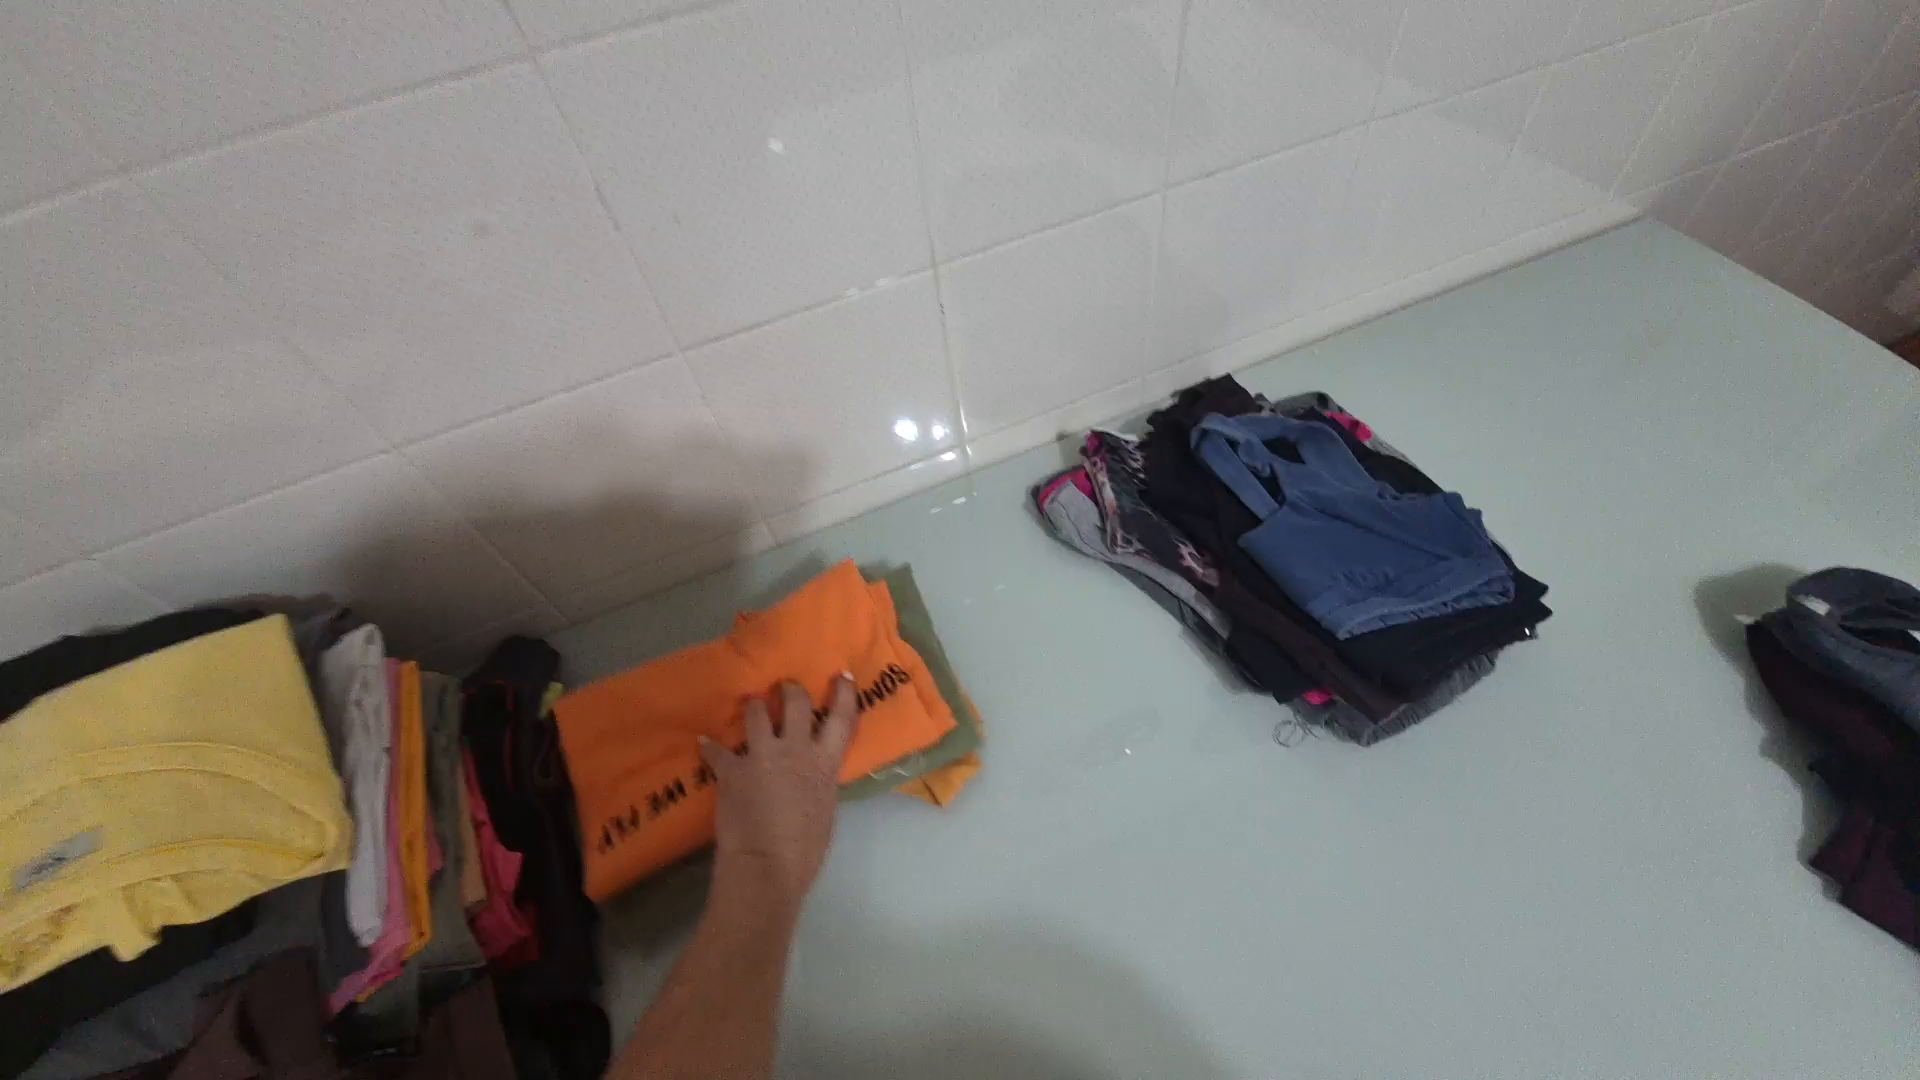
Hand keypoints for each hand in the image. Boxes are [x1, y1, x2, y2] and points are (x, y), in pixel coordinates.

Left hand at [699, 674, 857, 917]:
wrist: (767, 868)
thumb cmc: (805, 849)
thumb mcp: (824, 807)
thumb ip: (819, 780)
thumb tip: (813, 771)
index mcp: (825, 763)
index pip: (842, 717)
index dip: (844, 693)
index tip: (842, 675)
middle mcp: (796, 749)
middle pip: (796, 702)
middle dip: (789, 689)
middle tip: (785, 686)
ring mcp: (761, 756)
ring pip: (756, 713)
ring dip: (753, 707)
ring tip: (750, 706)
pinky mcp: (732, 770)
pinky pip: (717, 750)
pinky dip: (711, 747)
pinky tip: (704, 744)